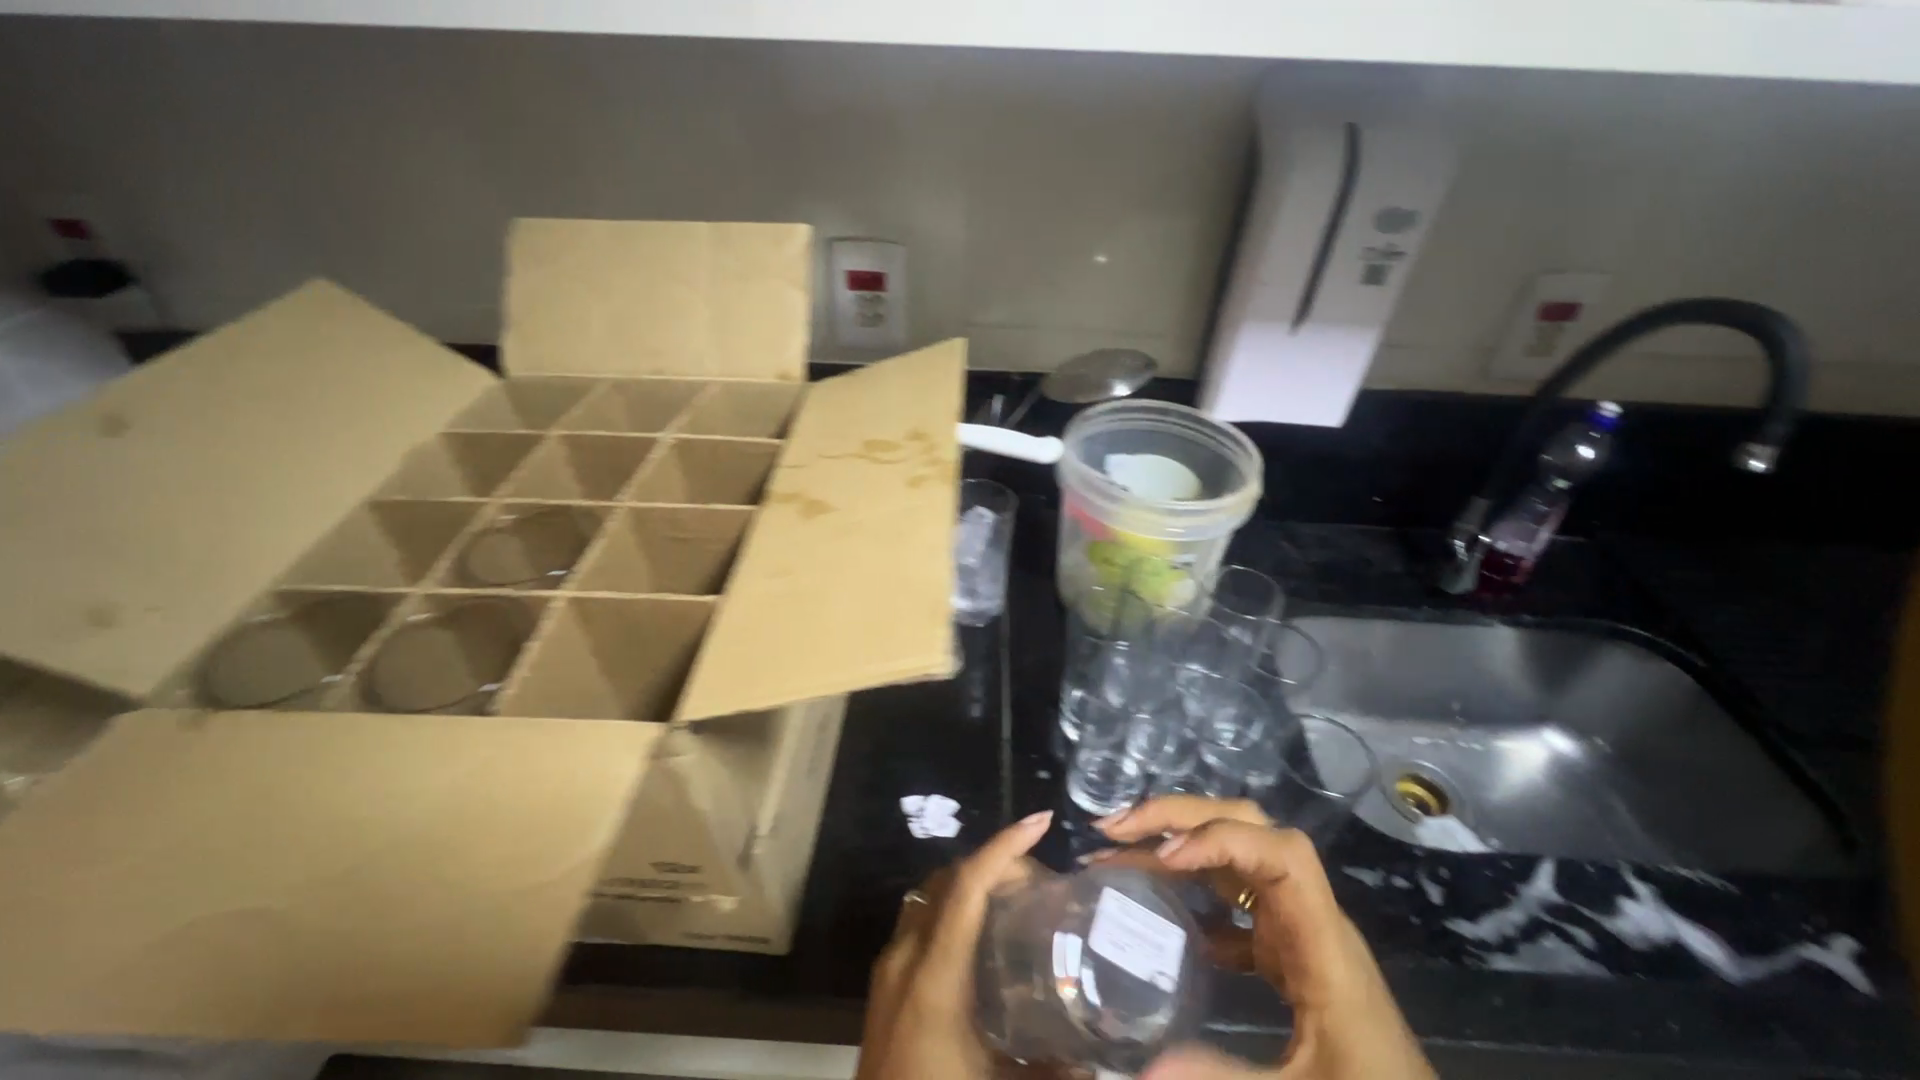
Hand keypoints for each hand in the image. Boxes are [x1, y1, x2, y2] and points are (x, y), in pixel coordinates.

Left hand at [856, 809, 1052, 1079]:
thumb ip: (1055, 1070)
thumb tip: (1101, 1060)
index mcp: (933, 977)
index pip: (966, 888)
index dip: (1002, 847)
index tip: (1039, 821)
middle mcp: (905, 958)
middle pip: (946, 880)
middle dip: (993, 861)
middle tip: (1042, 876)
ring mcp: (889, 968)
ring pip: (930, 896)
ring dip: (971, 883)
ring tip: (1018, 898)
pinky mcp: (884, 983)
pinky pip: (921, 920)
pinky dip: (954, 908)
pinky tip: (985, 938)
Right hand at [1099, 797, 1435, 1079]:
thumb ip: (1223, 1077)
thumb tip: (1141, 1070)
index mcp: (1321, 939)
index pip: (1283, 854)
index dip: (1222, 839)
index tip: (1165, 858)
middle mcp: (1306, 914)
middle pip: (1250, 828)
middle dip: (1180, 817)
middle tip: (1113, 832)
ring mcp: (1294, 925)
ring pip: (1236, 853)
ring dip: (1177, 841)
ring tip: (1115, 853)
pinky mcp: (1284, 947)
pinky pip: (1232, 898)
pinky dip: (1188, 889)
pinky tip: (1153, 909)